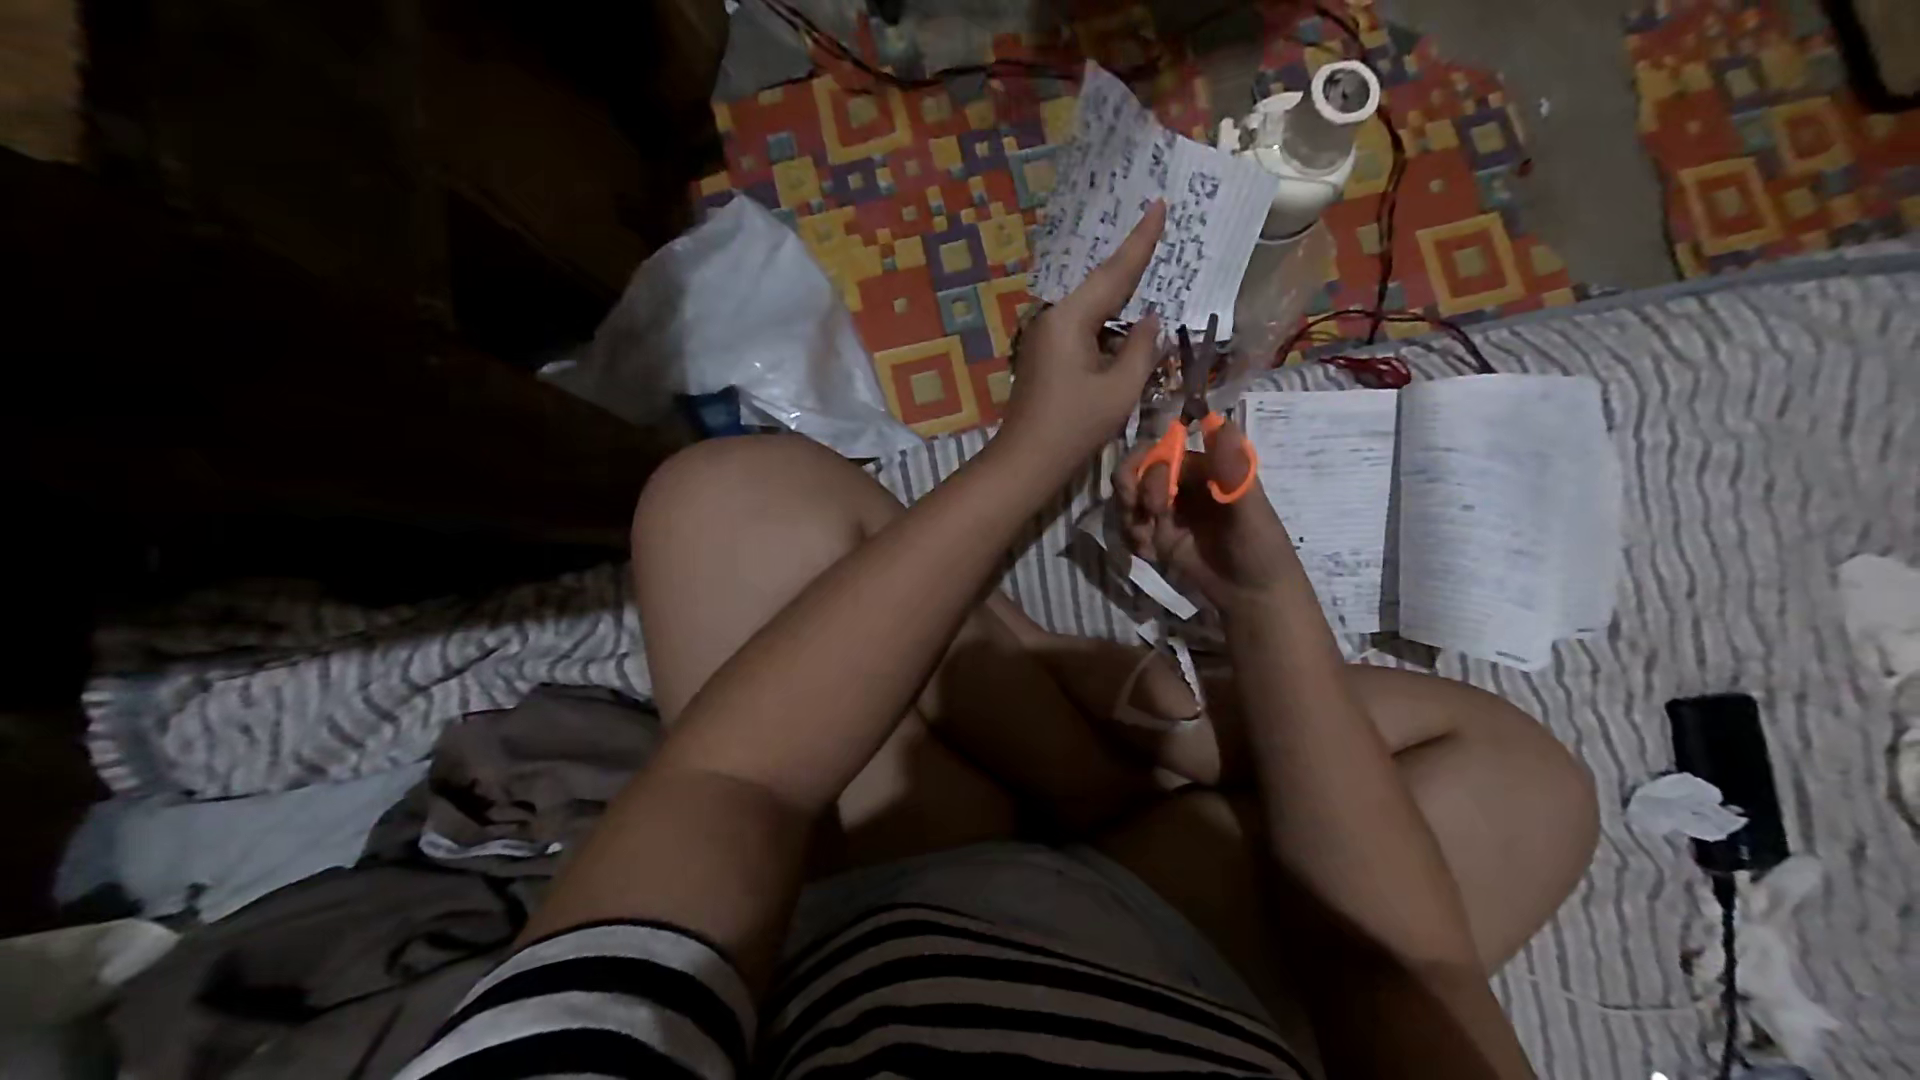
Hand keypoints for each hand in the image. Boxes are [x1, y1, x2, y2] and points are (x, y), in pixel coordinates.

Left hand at [1000, 201, 1166, 467]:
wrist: (1026, 461)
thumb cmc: (1074, 427)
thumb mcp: (1120, 389)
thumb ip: (1142, 348)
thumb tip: (1150, 320)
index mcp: (1070, 319)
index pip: (1113, 272)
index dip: (1140, 241)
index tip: (1158, 205)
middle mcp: (1053, 320)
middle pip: (1099, 287)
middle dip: (1130, 264)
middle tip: (1159, 230)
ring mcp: (1046, 339)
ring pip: (1091, 310)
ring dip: (1120, 298)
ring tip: (1151, 272)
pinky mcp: (1046, 357)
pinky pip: (1083, 330)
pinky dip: (1107, 325)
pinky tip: (1127, 323)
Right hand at [1115, 421, 1301, 609]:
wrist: (1252, 594)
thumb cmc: (1259, 547)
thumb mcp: (1249, 508)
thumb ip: (1233, 468)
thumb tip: (1221, 422)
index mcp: (1204, 468)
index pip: (1163, 452)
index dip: (1148, 468)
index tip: (1146, 495)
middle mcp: (1181, 483)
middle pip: (1138, 469)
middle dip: (1129, 489)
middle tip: (1136, 514)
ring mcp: (1167, 509)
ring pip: (1129, 496)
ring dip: (1128, 515)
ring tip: (1143, 540)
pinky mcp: (1157, 534)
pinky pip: (1131, 524)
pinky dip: (1132, 536)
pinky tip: (1148, 553)